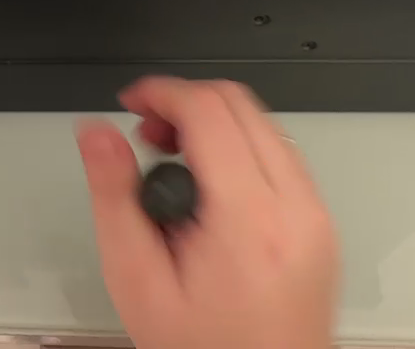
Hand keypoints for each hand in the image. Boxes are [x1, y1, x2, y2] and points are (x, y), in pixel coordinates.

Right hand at [77, 79, 338, 348]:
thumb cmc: (201, 348)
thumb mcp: (134, 276)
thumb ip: (113, 194)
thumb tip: (96, 132)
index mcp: (250, 221)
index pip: (208, 110)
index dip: (161, 92)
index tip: (130, 104)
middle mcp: (296, 210)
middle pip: (238, 102)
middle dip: (182, 100)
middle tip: (145, 129)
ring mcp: (315, 216)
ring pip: (260, 119)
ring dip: (209, 118)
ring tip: (170, 154)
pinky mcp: (318, 223)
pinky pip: (277, 149)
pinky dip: (235, 141)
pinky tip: (204, 174)